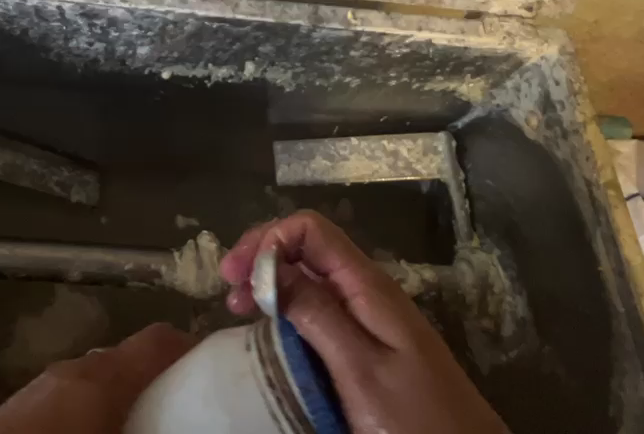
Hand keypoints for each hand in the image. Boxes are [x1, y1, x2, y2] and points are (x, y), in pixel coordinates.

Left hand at [0, 322, 195, 433]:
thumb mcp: (115, 431)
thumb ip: (146, 421)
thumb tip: (183, 418)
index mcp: (101, 380)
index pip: (158, 340)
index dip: (191, 348)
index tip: (216, 368)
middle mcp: (74, 370)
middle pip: (129, 359)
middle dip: (160, 382)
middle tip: (185, 408)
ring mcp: (43, 385)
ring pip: (98, 380)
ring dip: (125, 399)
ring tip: (145, 425)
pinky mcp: (21, 408)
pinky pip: (71, 397)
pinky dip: (94, 411)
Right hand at [221, 211, 510, 433]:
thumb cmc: (415, 421)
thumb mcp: (360, 369)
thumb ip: (316, 312)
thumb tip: (270, 265)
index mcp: (366, 285)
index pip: (310, 229)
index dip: (267, 239)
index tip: (233, 274)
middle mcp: (366, 291)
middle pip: (306, 248)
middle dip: (262, 258)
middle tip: (228, 291)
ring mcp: (369, 319)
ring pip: (310, 280)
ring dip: (271, 285)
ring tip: (240, 310)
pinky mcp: (369, 348)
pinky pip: (320, 313)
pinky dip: (288, 313)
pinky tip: (271, 333)